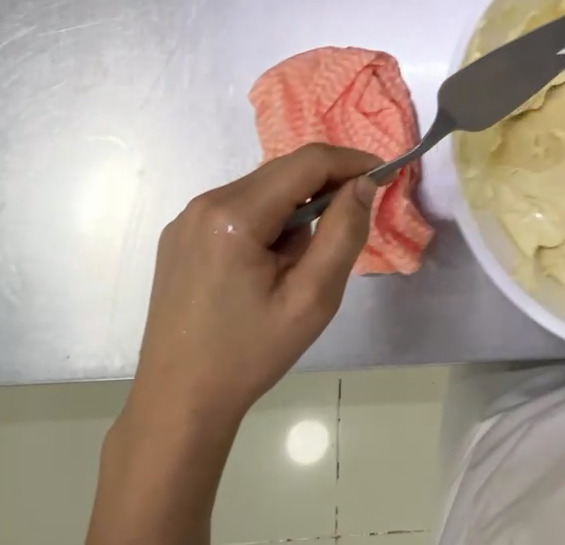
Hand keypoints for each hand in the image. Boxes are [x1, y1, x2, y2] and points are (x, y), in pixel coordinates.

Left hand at [126, 144, 380, 431]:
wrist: (178, 403)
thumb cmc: (250, 354)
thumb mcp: (313, 298)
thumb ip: (344, 231)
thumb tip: (363, 183)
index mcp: (234, 215)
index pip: (308, 162)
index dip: (353, 161)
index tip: (386, 177)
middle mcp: (205, 203)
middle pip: (285, 170)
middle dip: (328, 184)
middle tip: (358, 217)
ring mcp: (187, 219)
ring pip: (264, 187)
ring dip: (299, 205)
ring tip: (307, 257)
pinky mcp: (181, 236)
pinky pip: (241, 206)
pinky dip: (271, 217)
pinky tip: (273, 262)